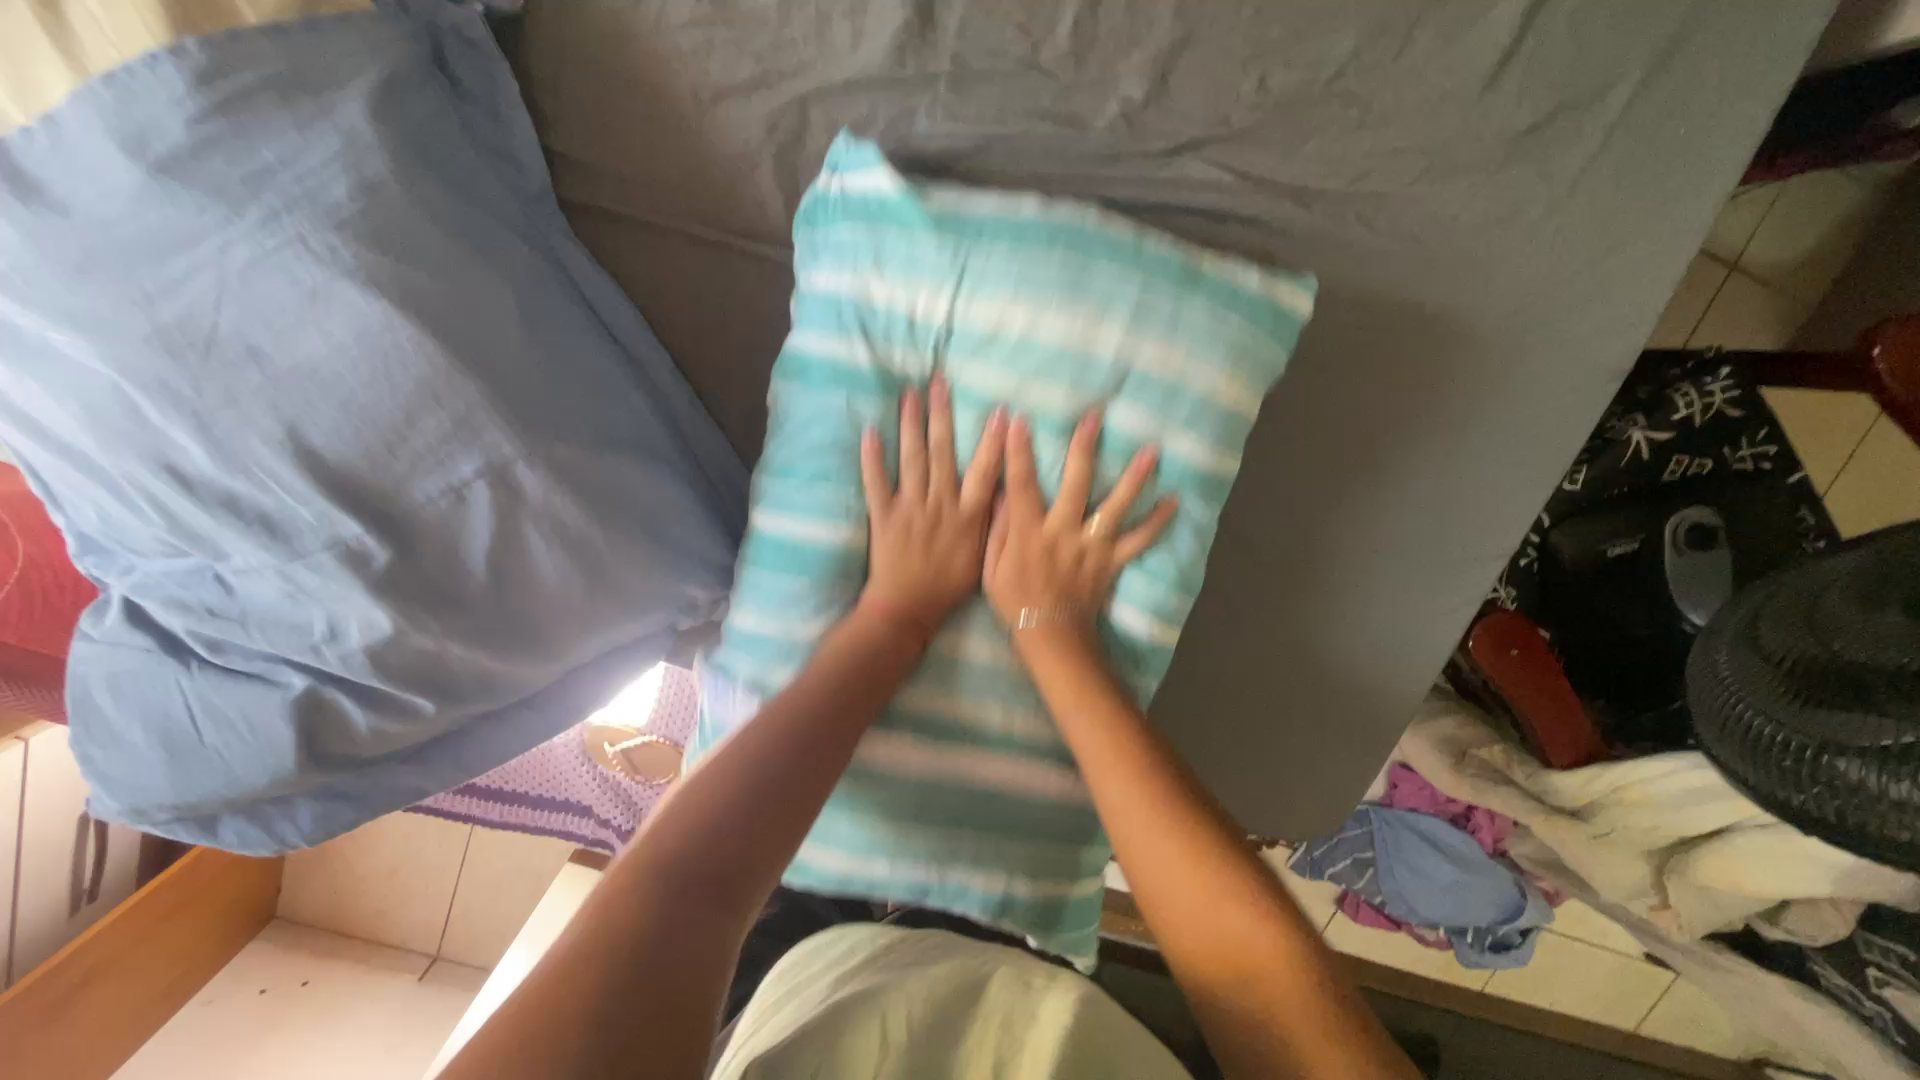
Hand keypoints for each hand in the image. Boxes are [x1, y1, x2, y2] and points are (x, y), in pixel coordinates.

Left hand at [857, 375, 1007, 643]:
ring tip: (910, 394)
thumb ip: (994, 523)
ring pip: (912, 459)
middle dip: (941, 414)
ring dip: (911, 424)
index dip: (993, 440)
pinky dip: (872, 458)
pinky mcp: (883, 515)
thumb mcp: (984, 557)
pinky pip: (876, 482)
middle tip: (940, 381)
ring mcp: (910, 507)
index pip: (984, 469)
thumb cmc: (950, 586)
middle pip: (942, 452)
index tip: (1001, 410)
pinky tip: (870, 430)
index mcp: (968, 514)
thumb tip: (1006, 491)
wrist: (908, 609)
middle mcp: (940, 503)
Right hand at [984, 408, 1176, 644]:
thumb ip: (997, 529)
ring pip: (1116, 507)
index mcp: (1030, 533)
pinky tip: (1174, 501)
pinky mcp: (1112, 561)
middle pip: (1076, 484)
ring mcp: (1092, 547)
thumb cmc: (1015, 600)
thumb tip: (1000, 492)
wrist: (1051, 635)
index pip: (1022, 485)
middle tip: (1095, 417)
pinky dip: (1157, 522)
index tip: (1018, 420)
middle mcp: (1063, 533)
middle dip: (1084, 449)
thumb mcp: (991, 567)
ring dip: (1135, 478)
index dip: (1019, 452)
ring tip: (1153, 451)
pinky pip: (1139, 540)